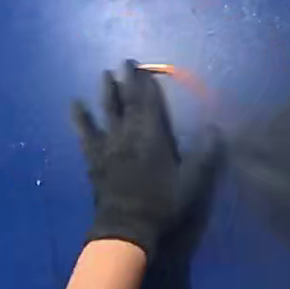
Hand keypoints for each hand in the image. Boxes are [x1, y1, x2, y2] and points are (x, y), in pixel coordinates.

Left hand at [72, 61, 220, 256]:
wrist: (127, 226)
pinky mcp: (93, 155)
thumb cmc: (162, 205)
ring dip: (106, 91)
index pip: (149, 104)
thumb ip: (204, 154)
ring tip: (105, 74)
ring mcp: (108, 143)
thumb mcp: (191, 182)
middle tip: (125, 62)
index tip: (145, 69)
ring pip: (106, 110)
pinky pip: (84, 131)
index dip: (147, 85)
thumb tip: (215, 127)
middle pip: (127, 101)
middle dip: (127, 80)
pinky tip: (74, 103)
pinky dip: (79, 116)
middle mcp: (128, 134)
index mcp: (152, 137)